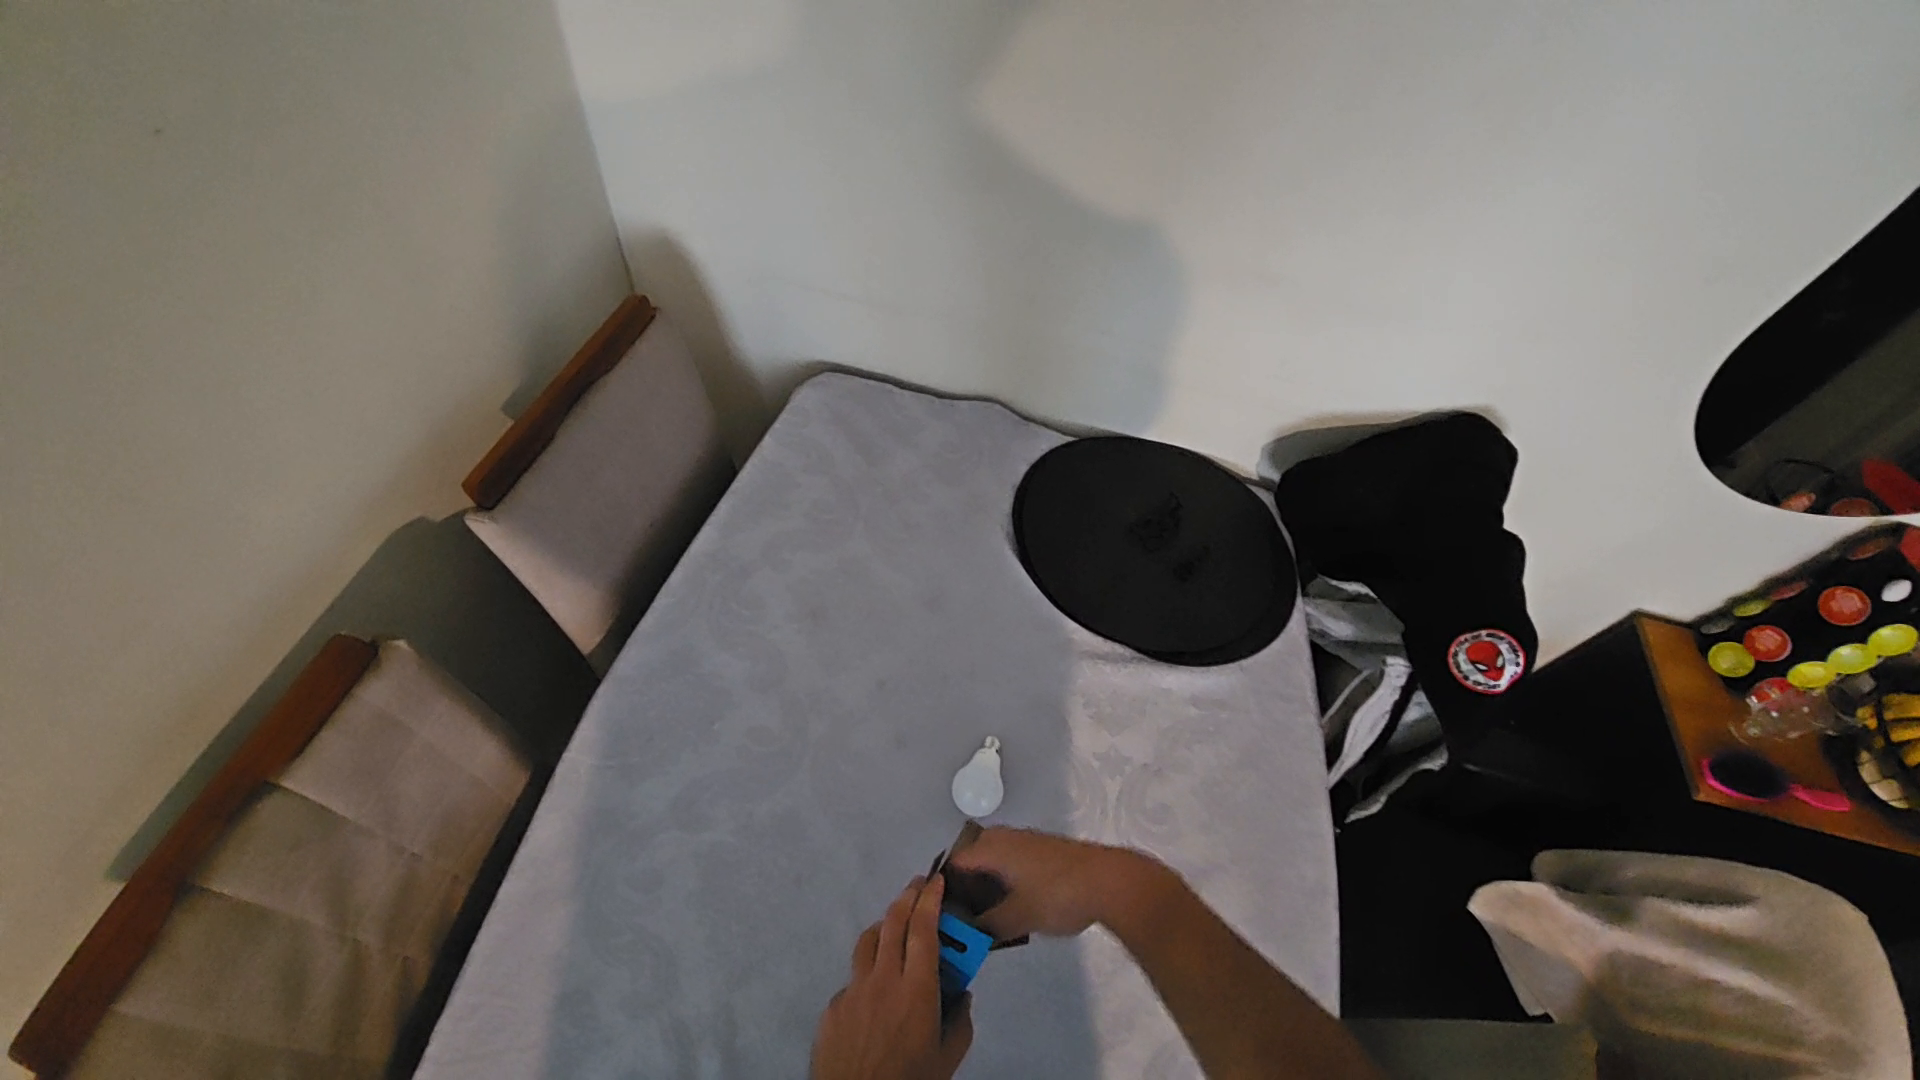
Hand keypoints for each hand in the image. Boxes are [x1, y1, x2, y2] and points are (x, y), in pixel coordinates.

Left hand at [812, 875, 973, 1079]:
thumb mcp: (948, 1059)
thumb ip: (959, 1022)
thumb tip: (962, 995)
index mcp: (917, 989)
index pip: (924, 929)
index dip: (931, 899)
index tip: (937, 880)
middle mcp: (884, 980)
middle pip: (893, 922)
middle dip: (908, 896)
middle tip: (918, 885)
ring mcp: (854, 990)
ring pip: (868, 941)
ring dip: (884, 925)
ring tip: (894, 925)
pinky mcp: (833, 1007)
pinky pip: (853, 980)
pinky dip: (867, 976)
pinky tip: (874, 996)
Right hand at [943, 827, 1160, 940]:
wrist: (1108, 881)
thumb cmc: (1057, 895)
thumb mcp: (1018, 917)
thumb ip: (988, 926)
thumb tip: (971, 933)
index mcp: (992, 847)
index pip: (955, 863)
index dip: (944, 889)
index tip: (941, 915)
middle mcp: (1005, 837)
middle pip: (973, 860)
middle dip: (965, 888)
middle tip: (962, 918)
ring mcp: (1026, 842)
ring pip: (994, 862)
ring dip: (986, 886)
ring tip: (985, 918)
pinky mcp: (1043, 851)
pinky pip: (1011, 863)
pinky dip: (1005, 882)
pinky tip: (1012, 908)